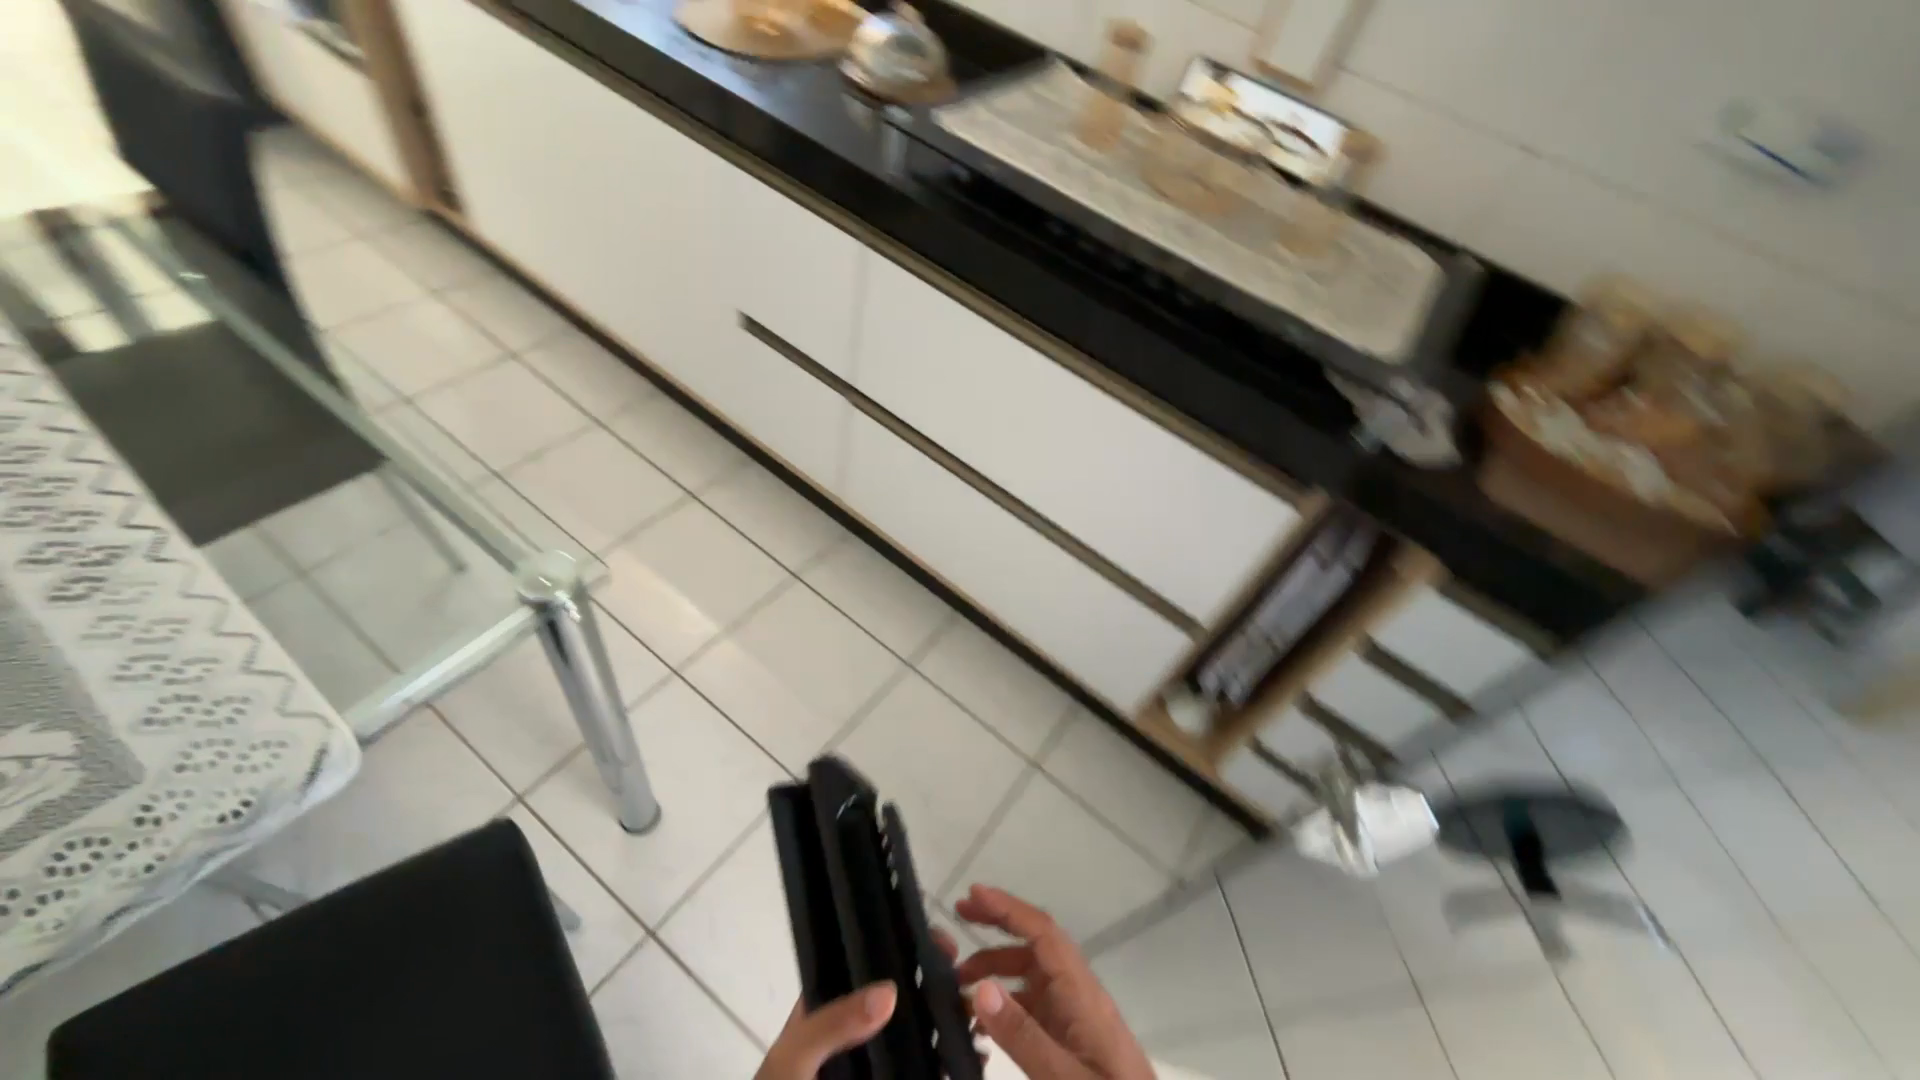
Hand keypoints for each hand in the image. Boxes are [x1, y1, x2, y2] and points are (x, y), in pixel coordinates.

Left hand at [755, 928, 964, 1078]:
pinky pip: (929, 1068)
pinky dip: (950, 1061)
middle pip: (905, 993)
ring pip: (921, 1030)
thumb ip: (834, 1023)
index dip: (907, 946)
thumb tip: (890, 991)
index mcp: (831, 1003)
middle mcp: (858, 1027)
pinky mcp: (896, 1079)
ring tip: (977, 1017)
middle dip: (939, 982)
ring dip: (950, 1020)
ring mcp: (877, 1060)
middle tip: (967, 980)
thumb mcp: (795, 1056)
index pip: (871, 961)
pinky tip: (973, 1057)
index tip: (941, 942)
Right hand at [953, 885, 1153, 1079]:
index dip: (1008, 908)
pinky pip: (1034, 1006)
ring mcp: (1075, 1015)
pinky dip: (1005, 1004)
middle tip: (959, 916)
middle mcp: (1078, 993)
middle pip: (1035, 944)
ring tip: (958, 984)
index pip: (1043, 933)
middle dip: (997, 925)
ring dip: (996, 969)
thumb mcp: (1062, 1074)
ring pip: (1031, 975)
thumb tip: (981, 988)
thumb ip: (1022, 1035)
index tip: (974, 893)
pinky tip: (981, 1024)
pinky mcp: (1072, 1037)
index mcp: (1080, 992)